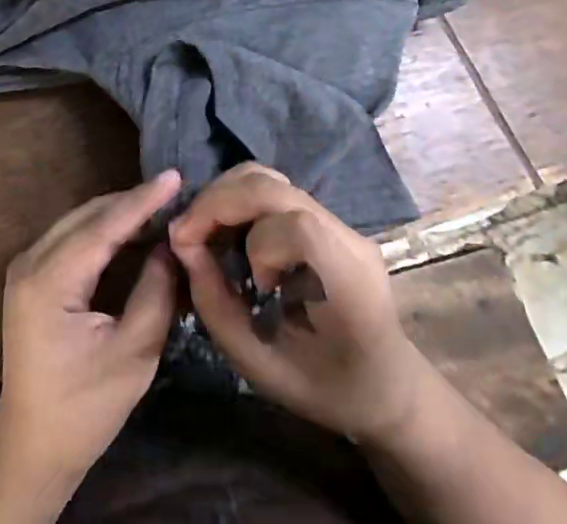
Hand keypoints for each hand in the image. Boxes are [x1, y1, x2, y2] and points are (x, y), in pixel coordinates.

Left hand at [0, 169, 182, 487]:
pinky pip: (72, 238)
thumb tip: (172, 244)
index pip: (103, 226)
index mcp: (49, 282)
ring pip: (79, 222)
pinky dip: (104, 231)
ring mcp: (26, 269)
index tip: (175, 177)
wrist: (34, 447)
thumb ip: (155, 291)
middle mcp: (30, 264)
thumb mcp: (134, 351)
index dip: (142, 200)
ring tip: (162, 207)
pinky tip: (133, 232)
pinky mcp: (31, 278)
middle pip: (88, 216)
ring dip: (118, 214)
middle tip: (176, 193)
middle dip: (132, 202)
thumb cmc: (86, 407)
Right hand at [168, 163, 434, 445]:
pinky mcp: (327, 218)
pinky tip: (227, 229)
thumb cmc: (324, 387)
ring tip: (202, 226)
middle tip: (185, 232)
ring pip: (271, 178)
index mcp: (345, 283)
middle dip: (217, 201)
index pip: (298, 228)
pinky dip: (239, 200)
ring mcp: (340, 222)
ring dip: (225, 195)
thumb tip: (183, 246)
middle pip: (274, 186)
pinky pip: (275, 192)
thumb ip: (218, 304)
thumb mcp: (260, 366)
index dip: (253, 242)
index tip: (229, 273)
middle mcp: (347, 238)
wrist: (383, 384)